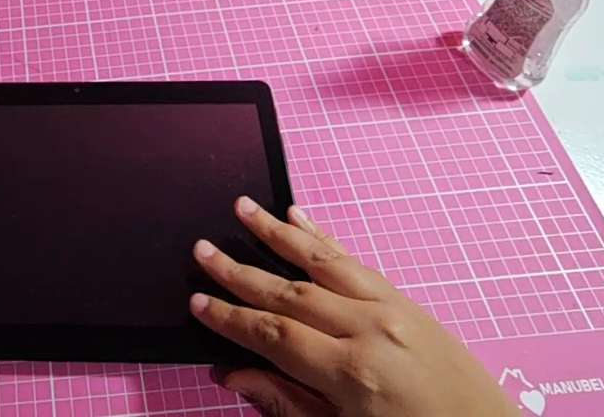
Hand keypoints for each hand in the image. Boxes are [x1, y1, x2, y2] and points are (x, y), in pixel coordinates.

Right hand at [190, 197, 513, 416]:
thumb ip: (288, 405)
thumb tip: (233, 375)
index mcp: (354, 374)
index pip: (273, 335)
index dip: (230, 319)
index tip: (197, 303)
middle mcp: (370, 330)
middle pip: (288, 292)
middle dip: (239, 271)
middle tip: (202, 249)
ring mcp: (391, 309)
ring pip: (320, 259)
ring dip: (276, 232)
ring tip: (242, 207)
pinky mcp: (406, 300)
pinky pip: (355, 260)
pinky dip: (323, 236)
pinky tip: (298, 215)